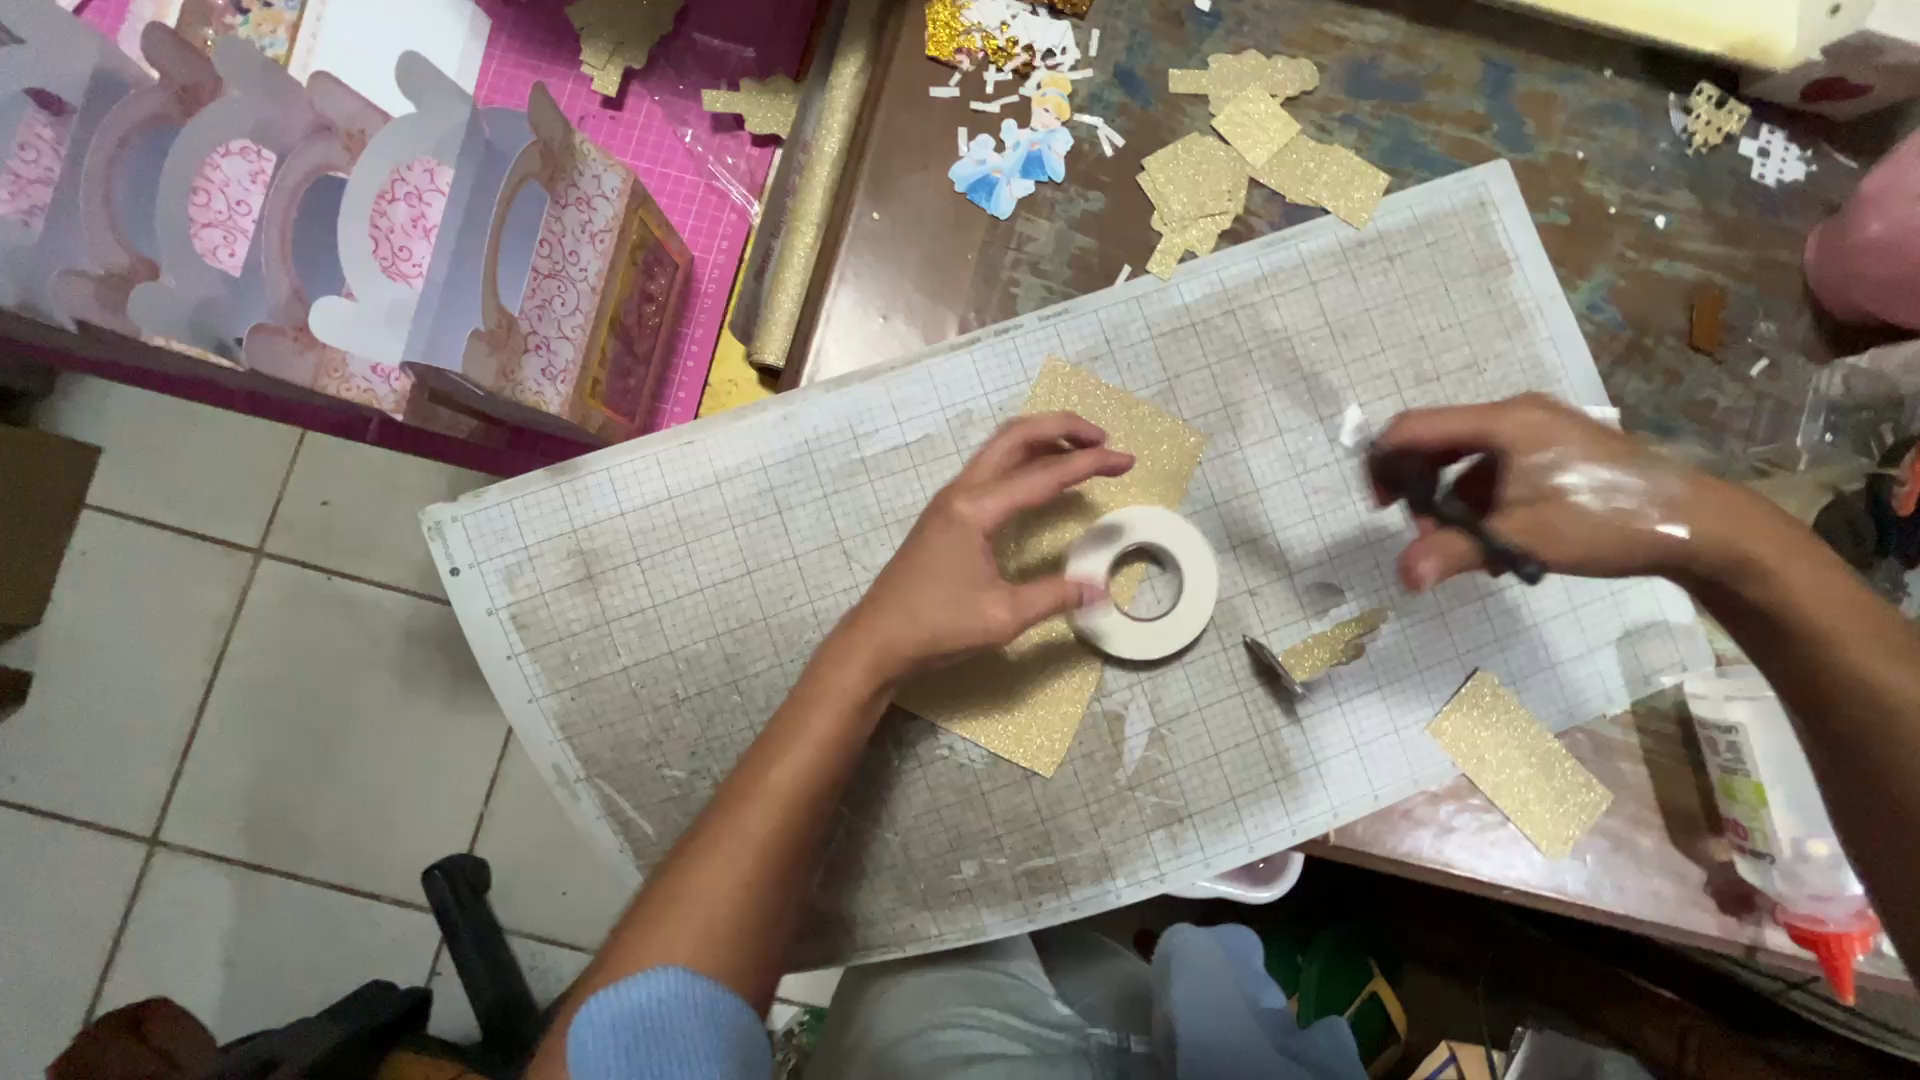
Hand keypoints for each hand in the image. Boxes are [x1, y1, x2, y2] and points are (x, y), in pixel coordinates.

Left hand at [833, 412, 1134, 682]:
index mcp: (976, 509)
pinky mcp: (945, 515)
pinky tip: (1040, 481)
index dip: (1089, 463)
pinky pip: (990, 470)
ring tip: (1080, 452)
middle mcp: (961, 492)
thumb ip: (1055, 596)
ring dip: (1041, 441)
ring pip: (999, 449)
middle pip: (1015, 436)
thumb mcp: (1003, 616)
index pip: (1043, 474)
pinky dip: (1022, 461)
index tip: (1126, 460)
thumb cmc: (936, 627)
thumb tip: (1102, 590)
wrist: (877, 639)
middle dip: (1062, 428)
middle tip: (1103, 439)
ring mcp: (950, 501)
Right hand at [1370, 393, 1739, 590]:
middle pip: (1435, 443)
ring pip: (1462, 460)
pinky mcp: (1552, 451)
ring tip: (1465, 545)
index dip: (1382, 463)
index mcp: (1503, 422)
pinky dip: (1478, 503)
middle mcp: (1515, 416)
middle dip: (1418, 490)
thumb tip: (1403, 579)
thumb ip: (1453, 553)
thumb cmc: (1606, 519)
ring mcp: (1537, 432)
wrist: (1700, 525)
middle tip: (1427, 535)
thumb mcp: (1522, 540)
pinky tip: (1496, 540)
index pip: (1413, 428)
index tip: (1381, 507)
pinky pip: (1491, 469)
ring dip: (1448, 503)